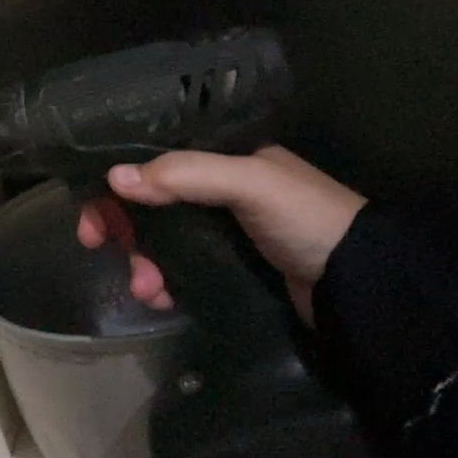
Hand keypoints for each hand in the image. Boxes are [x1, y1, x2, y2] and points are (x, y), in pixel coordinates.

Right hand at [76, 145, 365, 324]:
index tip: (92, 205)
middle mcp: (219, 191)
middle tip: (94, 243)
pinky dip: (163, 282)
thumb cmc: (308, 219)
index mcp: (224, 159)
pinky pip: (179, 271)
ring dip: (141, 260)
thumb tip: (113, 179)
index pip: (155, 161)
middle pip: (149, 202)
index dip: (118, 179)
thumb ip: (184, 175)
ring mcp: (223, 235)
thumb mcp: (249, 182)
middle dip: (121, 224)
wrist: (364, 291)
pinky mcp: (229, 272)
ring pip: (160, 240)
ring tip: (146, 288)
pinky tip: (161, 298)